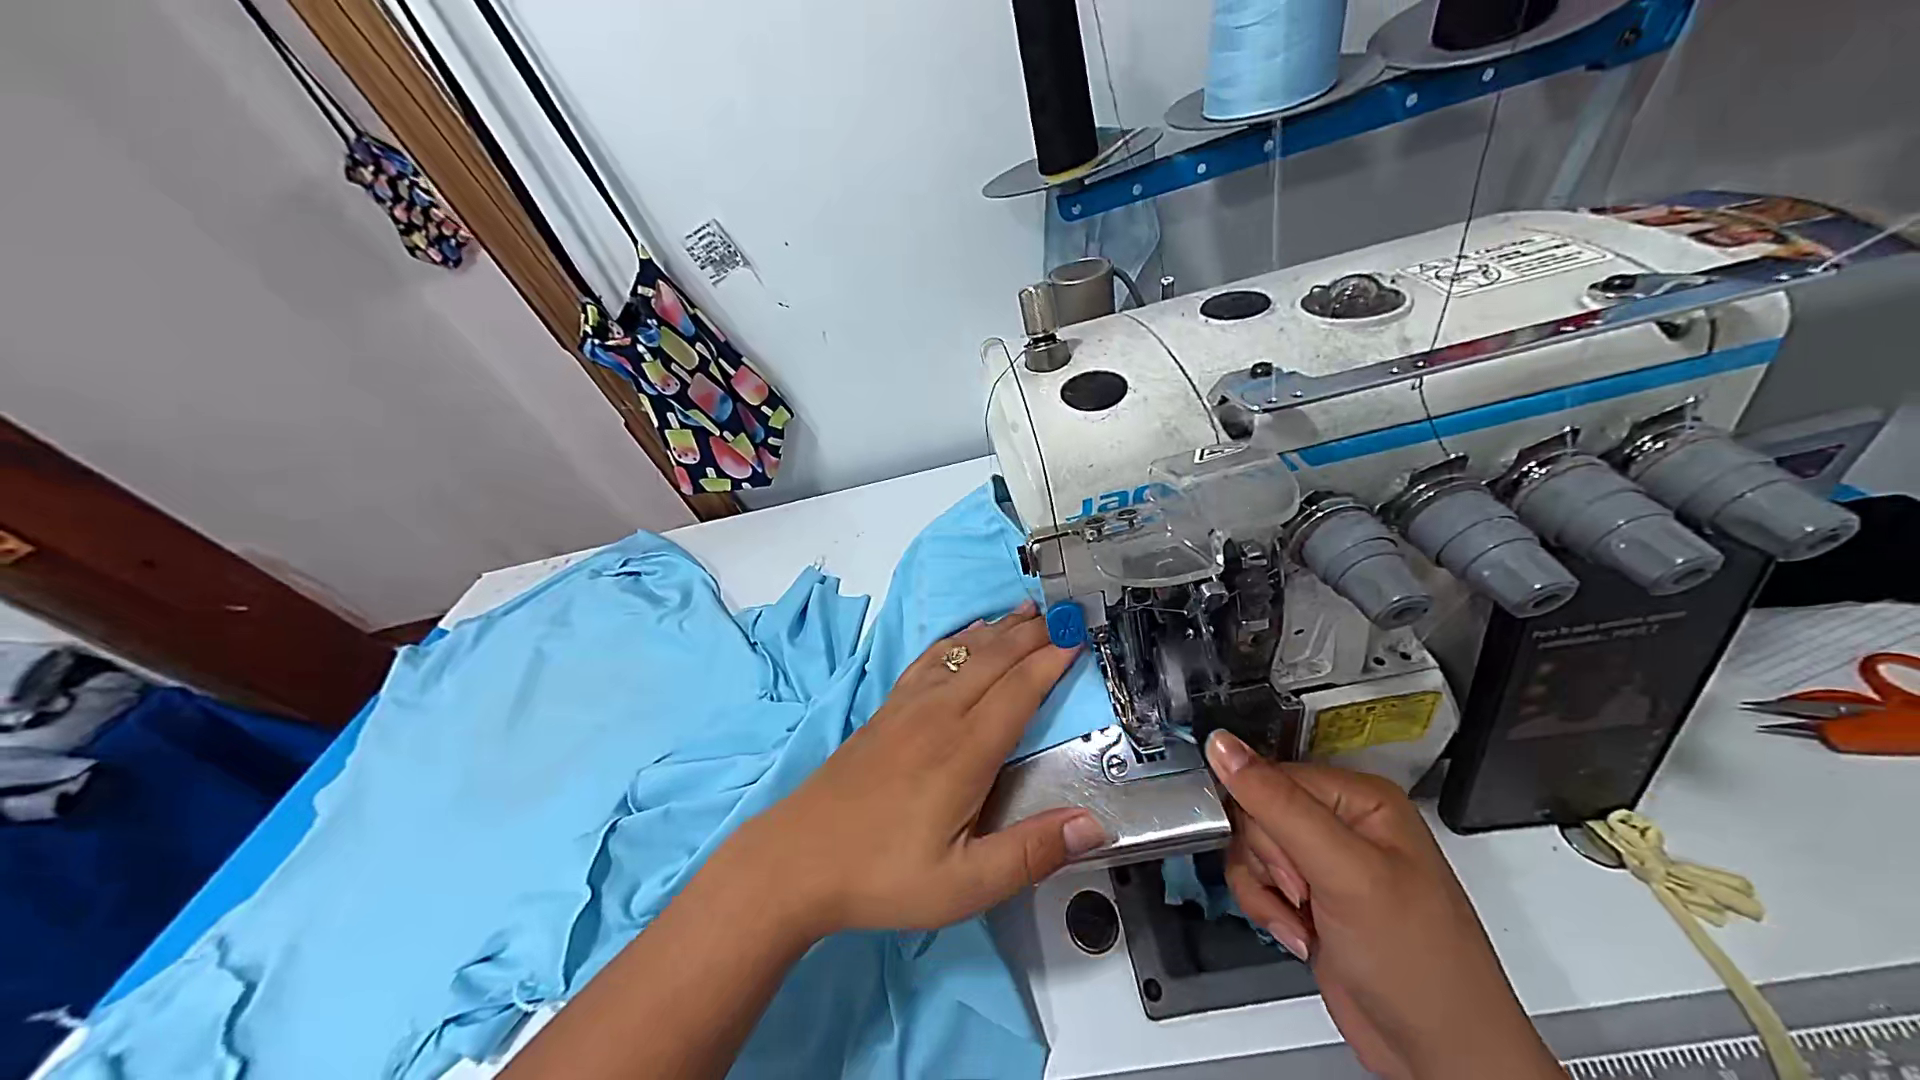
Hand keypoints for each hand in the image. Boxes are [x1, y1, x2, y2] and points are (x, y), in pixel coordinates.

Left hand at [723, 603, 1106, 938]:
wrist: (796, 859)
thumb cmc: (882, 874)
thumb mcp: (963, 885)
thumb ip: (1029, 853)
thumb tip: (1091, 826)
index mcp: (964, 751)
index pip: (1019, 690)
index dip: (1051, 660)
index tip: (1077, 637)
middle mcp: (938, 715)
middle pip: (994, 659)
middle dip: (1033, 634)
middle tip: (1063, 614)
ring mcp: (907, 707)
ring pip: (963, 652)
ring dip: (999, 629)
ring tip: (1026, 611)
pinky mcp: (886, 711)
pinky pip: (929, 660)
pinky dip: (956, 640)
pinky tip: (965, 636)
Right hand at [1206, 731, 1562, 1079]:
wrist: (1438, 1056)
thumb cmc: (1422, 965)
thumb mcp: (1343, 871)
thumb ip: (1276, 803)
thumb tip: (1224, 746)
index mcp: (1359, 798)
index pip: (1270, 774)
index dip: (1261, 816)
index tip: (1286, 859)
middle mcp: (1340, 823)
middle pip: (1254, 811)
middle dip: (1266, 859)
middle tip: (1303, 890)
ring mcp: (1323, 861)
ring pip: (1248, 846)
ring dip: (1262, 888)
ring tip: (1303, 916)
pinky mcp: (1307, 894)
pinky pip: (1254, 879)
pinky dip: (1265, 907)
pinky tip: (1299, 931)